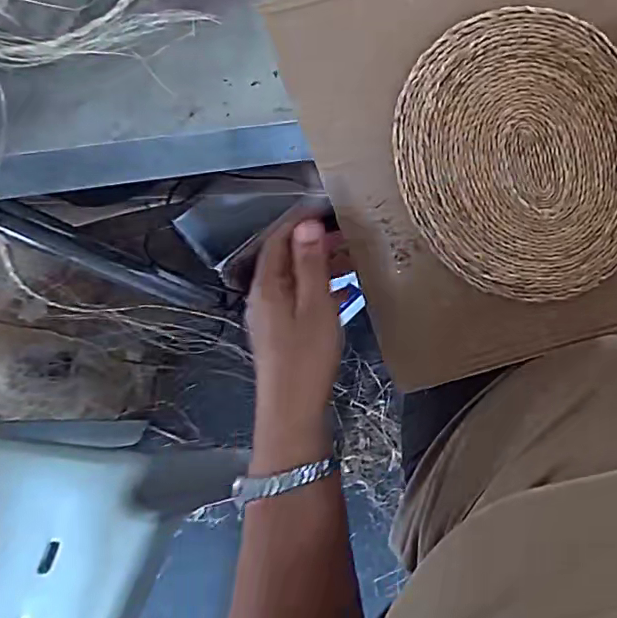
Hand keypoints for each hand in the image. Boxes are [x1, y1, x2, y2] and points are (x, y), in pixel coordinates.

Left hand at [244, 219, 344, 465]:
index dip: (300, 220)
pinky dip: (323, 286)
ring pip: (296, 277)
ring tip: (353, 256)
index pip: (278, 240)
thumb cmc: (306, 355)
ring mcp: (272, 315)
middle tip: (349, 232)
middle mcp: (263, 297)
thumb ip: (311, 264)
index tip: (329, 208)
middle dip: (315, 241)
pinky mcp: (283, 331)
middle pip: (286, 258)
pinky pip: (302, 296)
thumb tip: (307, 224)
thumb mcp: (316, 304)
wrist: (292, 409)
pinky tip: (347, 291)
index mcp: (267, 287)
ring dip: (321, 263)